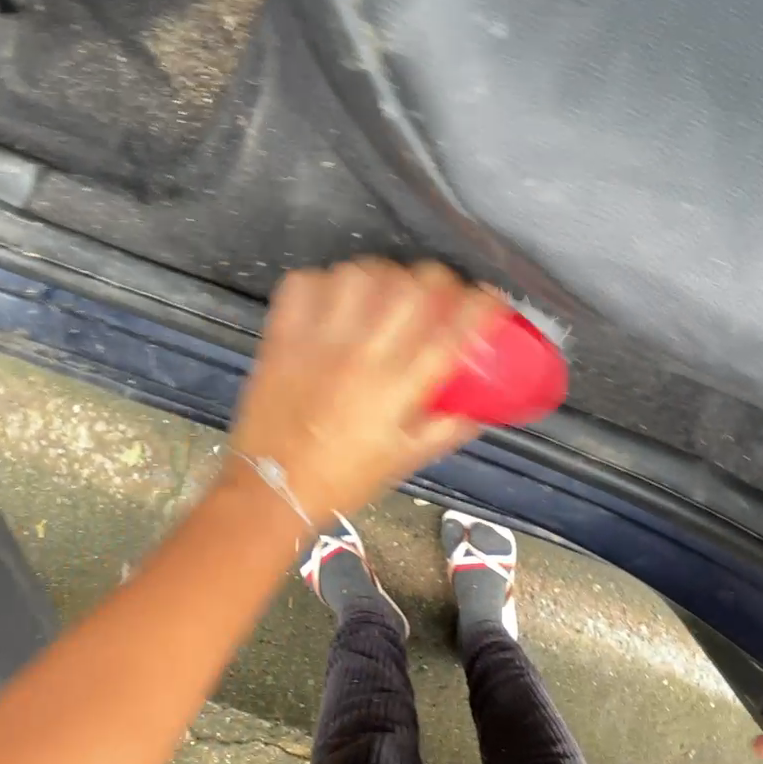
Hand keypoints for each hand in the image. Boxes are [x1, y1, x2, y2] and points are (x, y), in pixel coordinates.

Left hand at [230, 259, 502, 520]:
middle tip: (438, 292)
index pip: (452, 332)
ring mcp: (319, 340)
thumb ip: (445, 430)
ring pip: (361, 274)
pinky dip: (326, 282)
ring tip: (384, 291)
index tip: (488, 299)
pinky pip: (307, 282)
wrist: (273, 489)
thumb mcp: (404, 461)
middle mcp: (363, 354)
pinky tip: (336, 300)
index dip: (479, 306)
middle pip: (412, 288)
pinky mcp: (283, 335)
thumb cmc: (343, 479)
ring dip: (382, 276)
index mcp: (398, 388)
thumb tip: (478, 411)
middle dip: (437, 280)